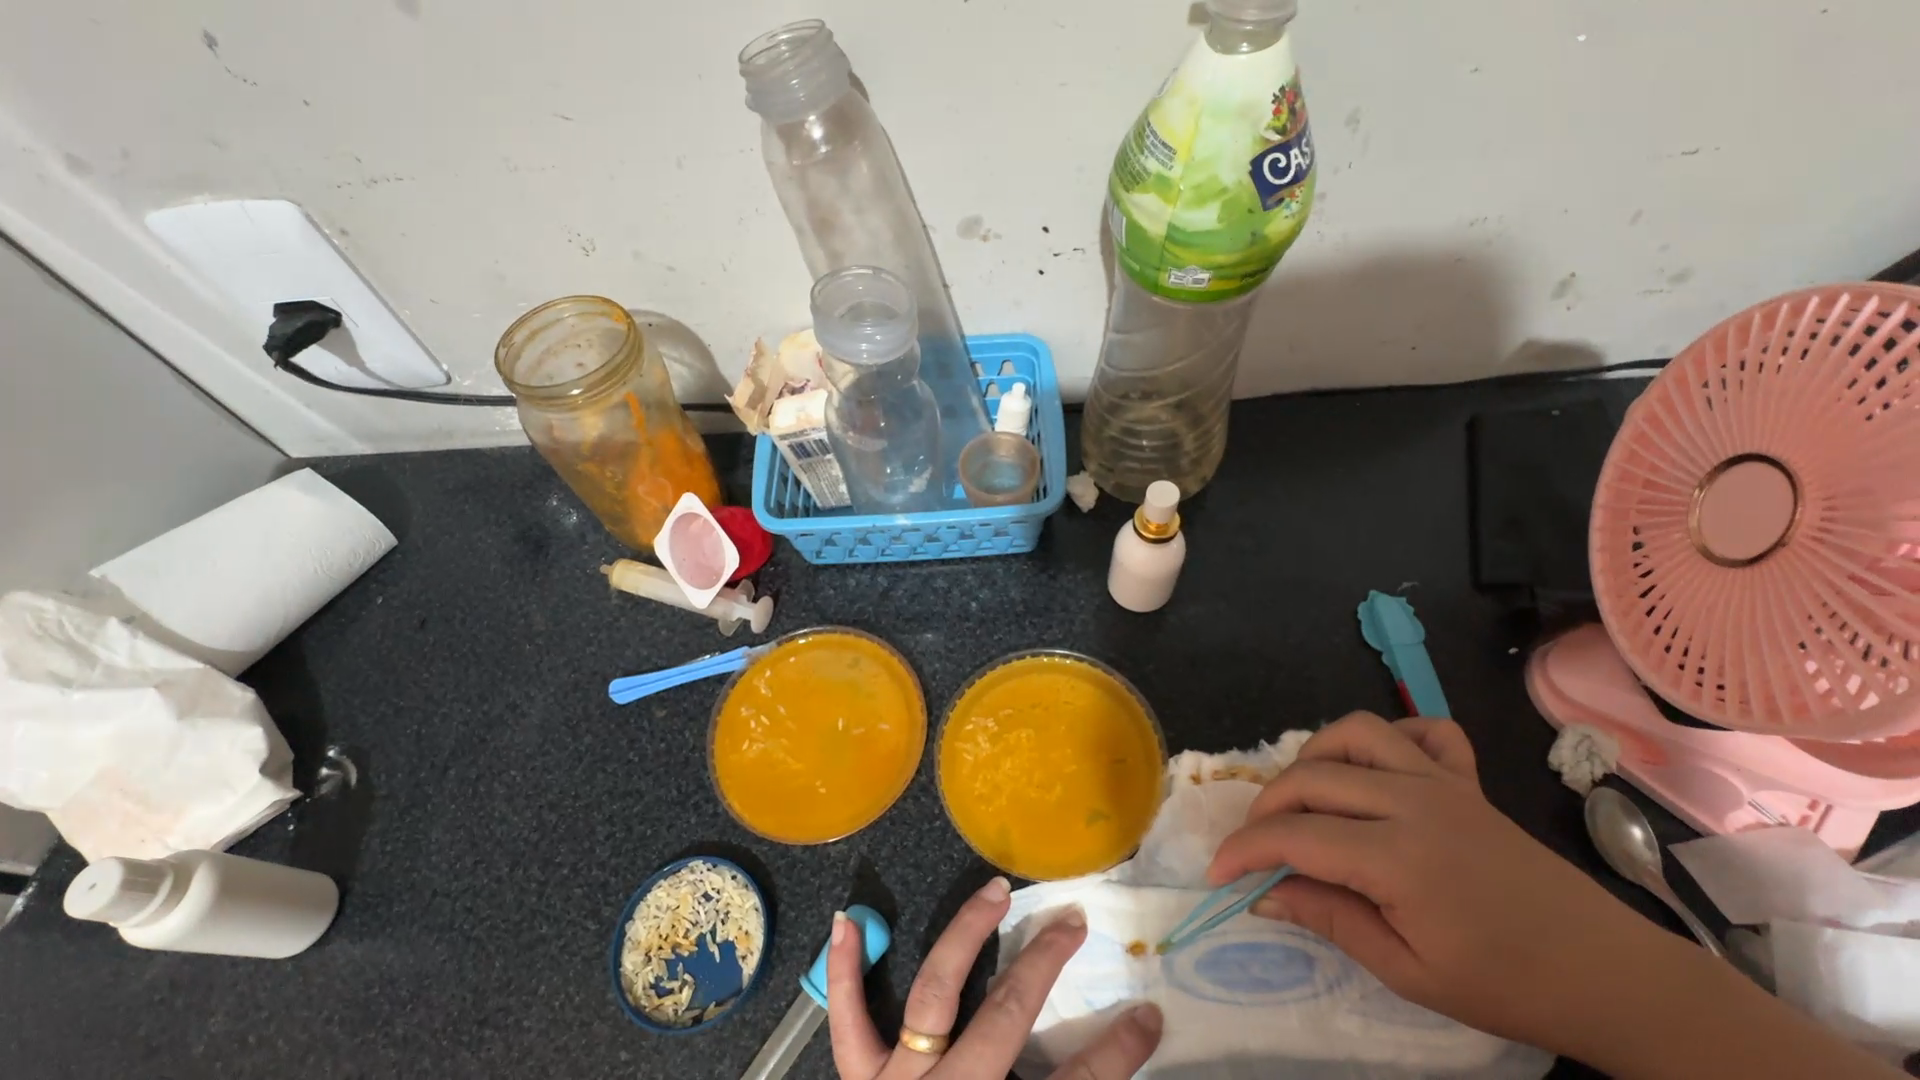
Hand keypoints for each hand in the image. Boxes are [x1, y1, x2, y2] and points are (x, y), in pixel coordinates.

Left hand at [825, 876, 1163, 1079]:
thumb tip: (1106, 1065)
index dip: (1115, 1052)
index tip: (1148, 1016)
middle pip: (1005, 1017)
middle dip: (1043, 964)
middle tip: (1074, 921)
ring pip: (935, 993)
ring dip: (966, 934)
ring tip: (995, 893)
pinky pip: (848, 1024)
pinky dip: (846, 973)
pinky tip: (847, 923)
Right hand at [1208, 711, 1658, 1054]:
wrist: (1608, 975)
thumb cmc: (1505, 985)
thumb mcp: (1407, 971)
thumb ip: (1329, 918)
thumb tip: (1262, 894)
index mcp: (1396, 855)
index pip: (1294, 835)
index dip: (1245, 851)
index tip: (1219, 874)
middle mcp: (1412, 801)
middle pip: (1310, 777)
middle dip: (1265, 808)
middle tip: (1256, 849)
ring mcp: (1443, 782)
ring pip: (1354, 734)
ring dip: (1313, 759)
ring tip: (1305, 801)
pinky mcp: (1468, 781)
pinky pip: (1422, 731)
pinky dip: (1389, 738)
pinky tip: (1377, 771)